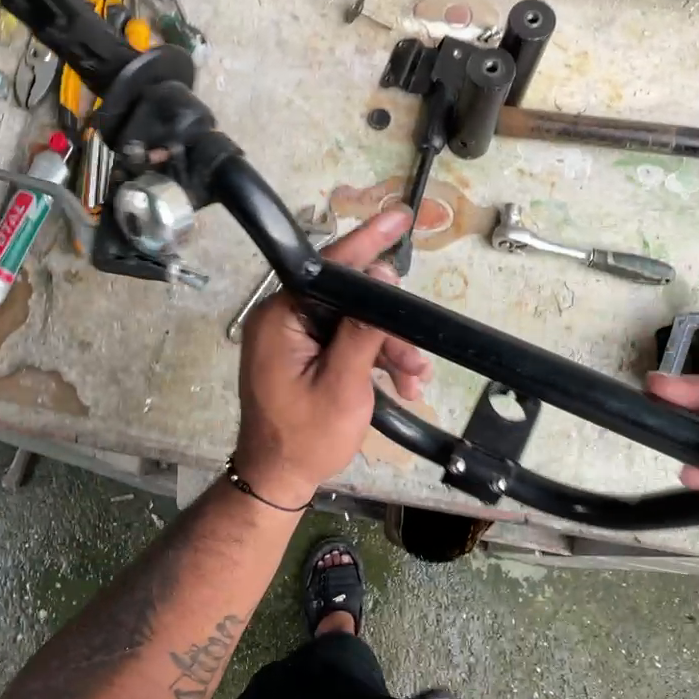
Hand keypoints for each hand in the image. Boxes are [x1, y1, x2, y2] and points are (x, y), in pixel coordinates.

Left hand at [233, 210, 431, 506]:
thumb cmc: (304, 438)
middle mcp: (284, 318)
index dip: (368, 242)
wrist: (279, 479)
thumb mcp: (341, 386)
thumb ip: (362, 331)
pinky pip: (347, 343)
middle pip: (349, 298)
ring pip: (355, 323)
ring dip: (390, 349)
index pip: (329, 267)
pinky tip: (402, 384)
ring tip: (415, 381)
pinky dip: (374, 361)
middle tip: (418, 355)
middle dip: (390, 326)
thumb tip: (383, 278)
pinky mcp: (305, 355)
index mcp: (280, 317)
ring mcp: (294, 338)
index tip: (400, 218)